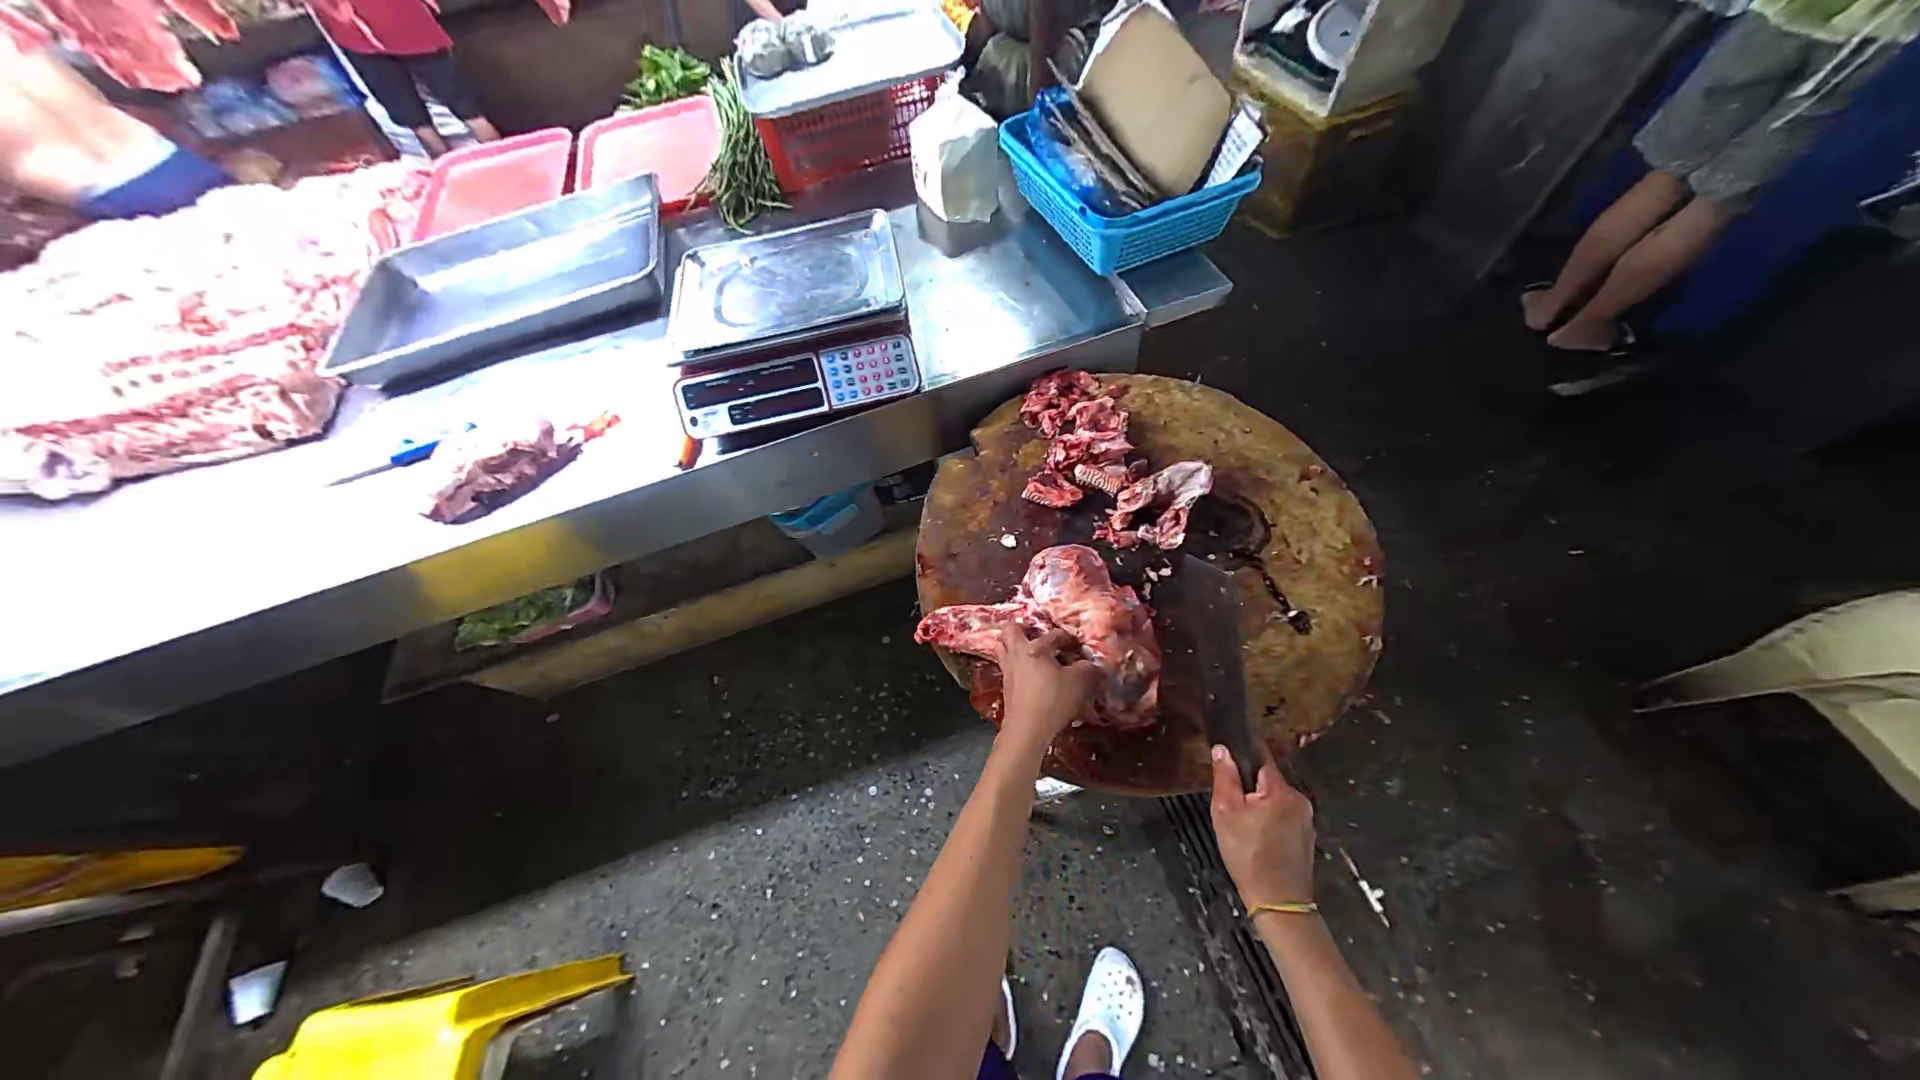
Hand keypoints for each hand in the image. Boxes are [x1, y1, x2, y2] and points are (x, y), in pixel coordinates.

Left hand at [993, 624, 1098, 754]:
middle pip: (1010, 630)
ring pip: (1002, 647)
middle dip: (1022, 628)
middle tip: (1036, 634)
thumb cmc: (1053, 700)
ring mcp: (1007, 669)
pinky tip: (1028, 672)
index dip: (1067, 637)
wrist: (1027, 729)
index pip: (1053, 634)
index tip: (1076, 645)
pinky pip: (1006, 665)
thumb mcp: (1078, 683)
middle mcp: (1016, 654)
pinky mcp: (1005, 686)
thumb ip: (1087, 669)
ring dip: (1013, 645)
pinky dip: (1015, 664)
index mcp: (1035, 648)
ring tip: (1029, 651)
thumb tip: (1093, 664)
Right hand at [1210, 745, 1315, 907]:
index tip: (1228, 767)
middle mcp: (1300, 800)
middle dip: (1249, 789)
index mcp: (1281, 790)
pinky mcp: (1306, 838)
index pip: (1261, 758)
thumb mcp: (1225, 812)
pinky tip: (1257, 840)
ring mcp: (1306, 821)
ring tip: (1242, 827)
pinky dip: (1269, 822)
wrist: (1277, 901)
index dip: (1242, 759)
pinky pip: (1283, 818)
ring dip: (1259, 807)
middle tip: (1231, 808)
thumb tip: (1222, 749)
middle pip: (1267, 782)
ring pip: (1274, 801)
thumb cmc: (1247, 854)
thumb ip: (1224, 777)